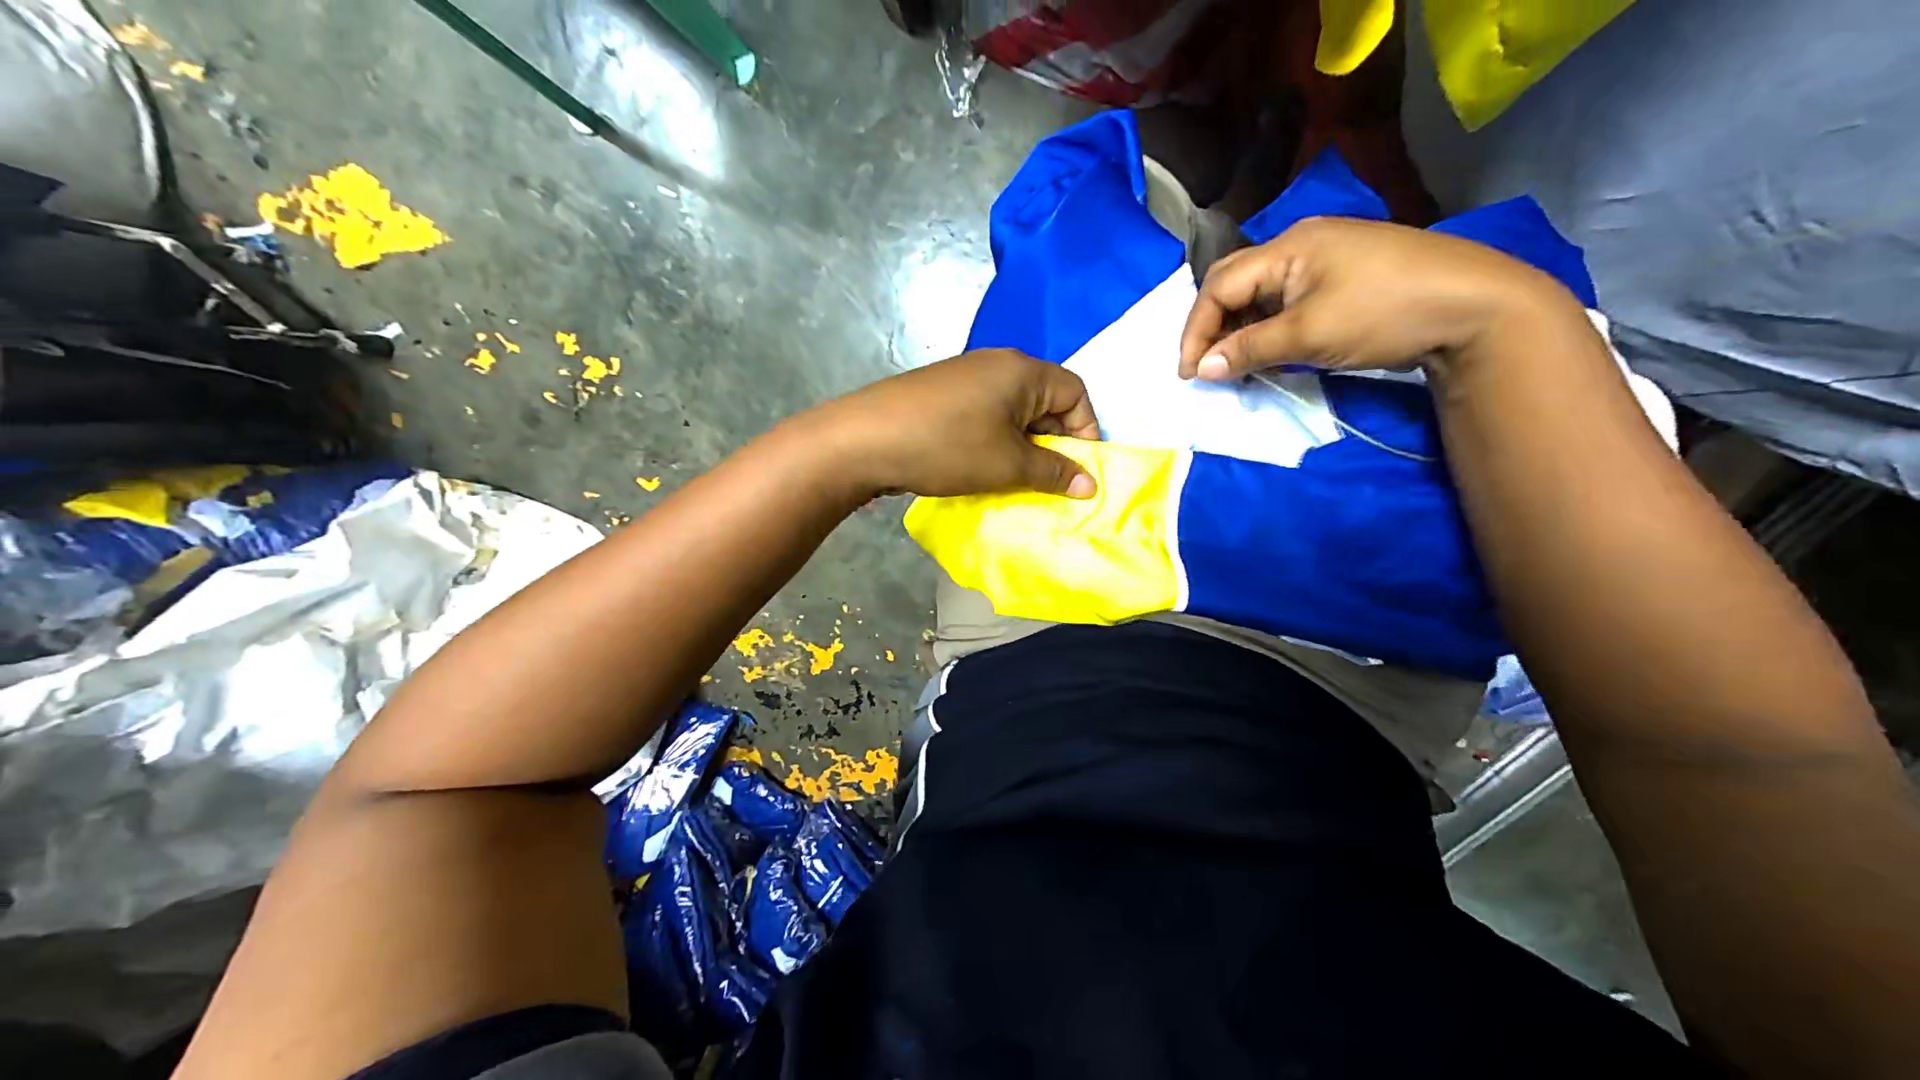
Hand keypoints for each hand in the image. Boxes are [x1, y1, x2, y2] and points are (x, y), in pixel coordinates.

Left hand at [803, 348, 1100, 499]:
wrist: (864, 439)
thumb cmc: (948, 447)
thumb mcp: (1008, 465)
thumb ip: (1054, 473)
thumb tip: (1091, 484)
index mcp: (1022, 370)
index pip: (1075, 393)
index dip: (1084, 431)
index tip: (1074, 469)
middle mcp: (997, 363)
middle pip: (1045, 400)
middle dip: (1051, 441)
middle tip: (1043, 479)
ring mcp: (965, 376)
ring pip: (1012, 411)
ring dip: (1020, 445)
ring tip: (1010, 477)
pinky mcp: (941, 392)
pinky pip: (984, 414)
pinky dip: (992, 440)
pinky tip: (978, 465)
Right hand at [1177, 216, 1578, 380]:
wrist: (1478, 305)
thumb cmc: (1386, 311)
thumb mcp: (1310, 335)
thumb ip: (1250, 350)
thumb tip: (1203, 369)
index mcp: (1289, 245)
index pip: (1220, 285)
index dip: (1197, 330)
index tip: (1190, 372)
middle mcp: (1302, 242)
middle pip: (1235, 283)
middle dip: (1213, 326)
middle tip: (1207, 365)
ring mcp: (1326, 257)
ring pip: (1261, 293)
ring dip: (1241, 329)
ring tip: (1237, 364)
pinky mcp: (1345, 276)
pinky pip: (1288, 299)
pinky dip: (1269, 326)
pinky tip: (1272, 349)